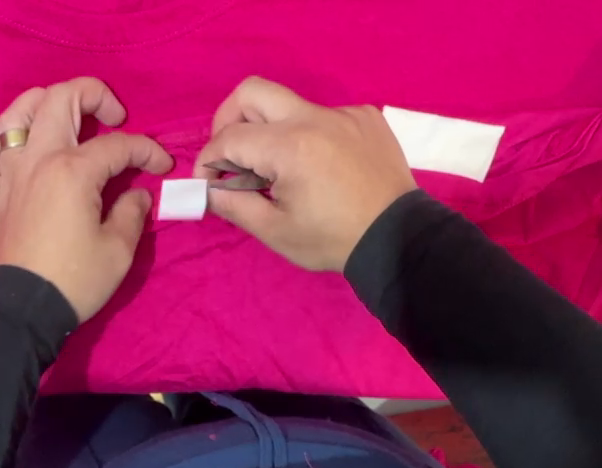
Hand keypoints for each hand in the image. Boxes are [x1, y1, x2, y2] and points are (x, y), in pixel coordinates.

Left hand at [0, 78, 173, 321]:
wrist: (25, 311)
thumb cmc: (75, 281)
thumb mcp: (118, 251)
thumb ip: (131, 213)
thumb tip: (137, 195)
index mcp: (73, 169)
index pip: (118, 145)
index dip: (146, 151)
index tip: (162, 167)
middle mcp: (39, 160)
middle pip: (61, 99)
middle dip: (94, 96)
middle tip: (114, 118)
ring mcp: (11, 176)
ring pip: (16, 115)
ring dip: (42, 104)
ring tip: (64, 118)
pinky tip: (17, 154)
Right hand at [195, 77, 416, 271]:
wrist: (395, 237)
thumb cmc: (330, 240)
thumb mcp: (275, 231)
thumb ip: (235, 205)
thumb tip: (209, 190)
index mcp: (290, 147)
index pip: (230, 137)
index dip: (208, 159)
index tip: (206, 183)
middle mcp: (314, 117)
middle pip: (252, 92)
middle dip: (227, 120)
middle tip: (227, 154)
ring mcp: (342, 113)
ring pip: (288, 106)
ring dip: (269, 133)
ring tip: (273, 172)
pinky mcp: (363, 117)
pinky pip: (321, 117)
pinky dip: (306, 138)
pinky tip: (316, 170)